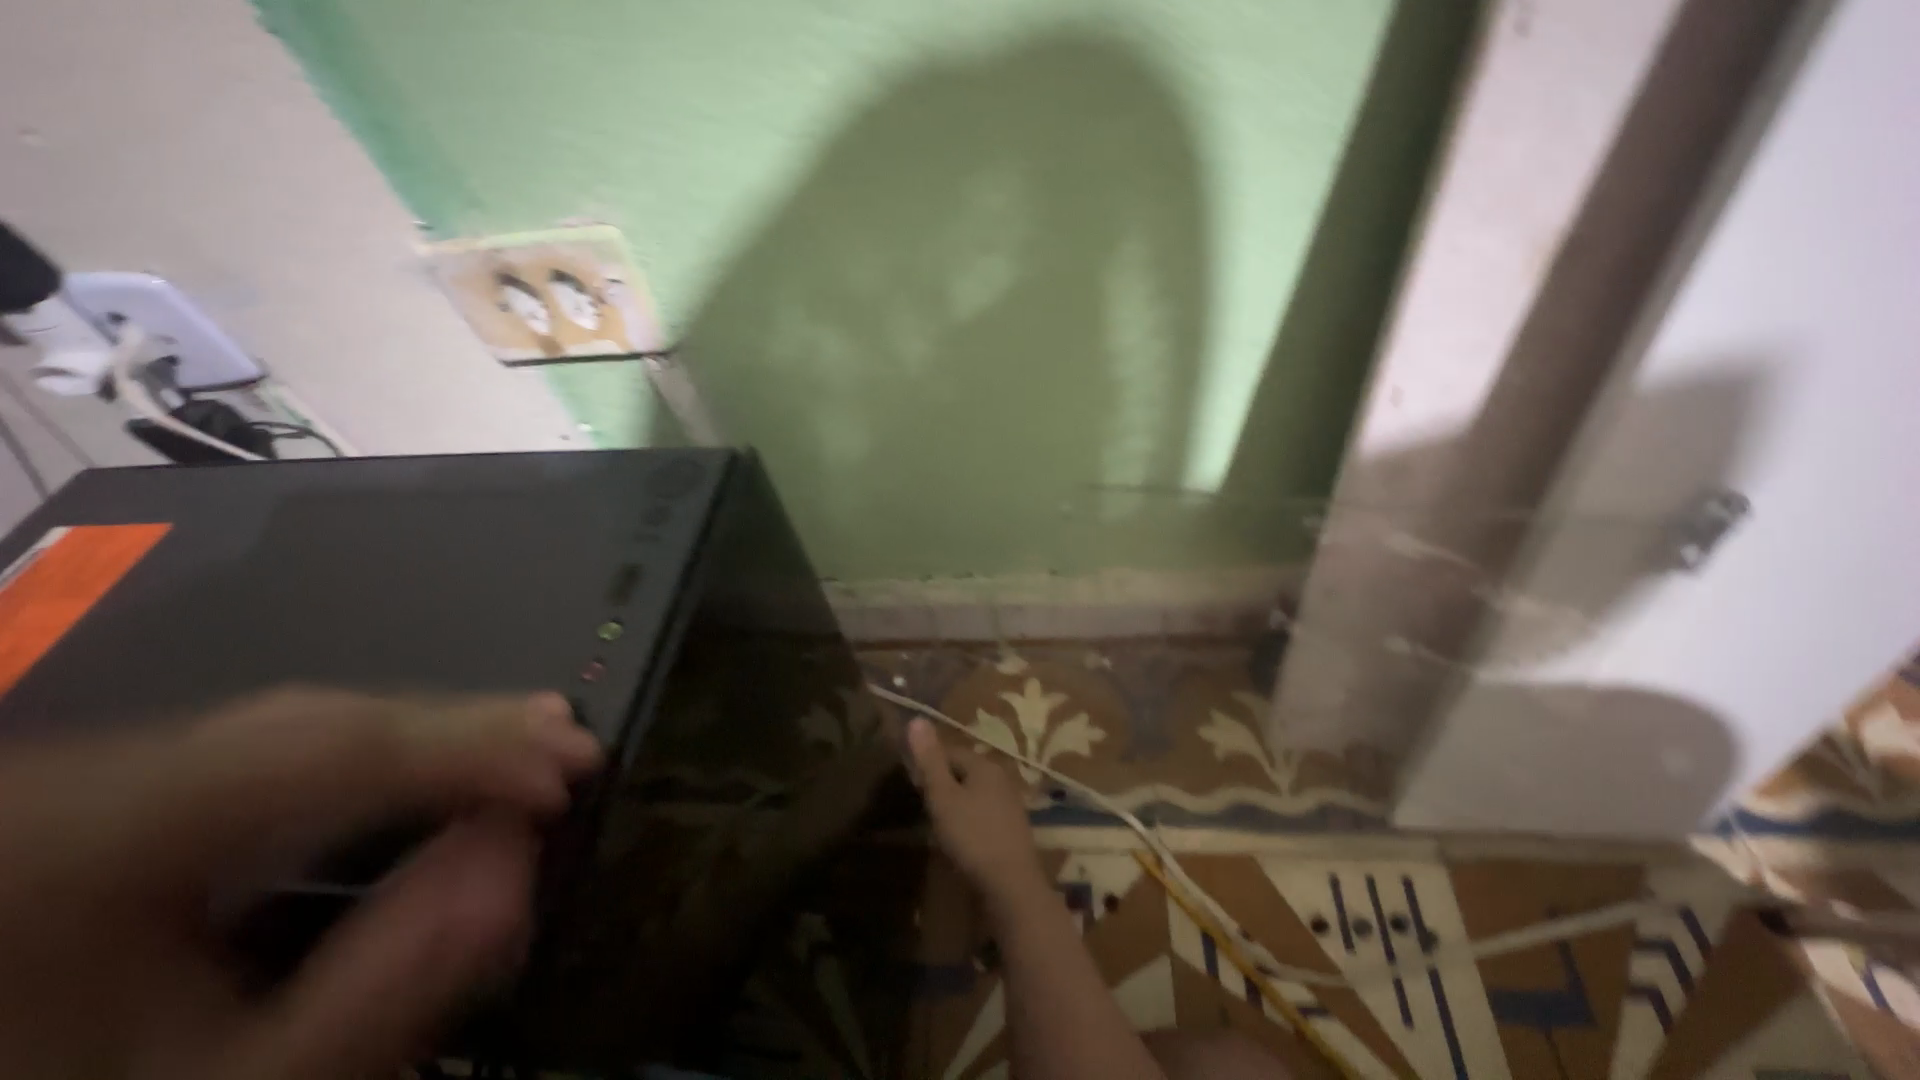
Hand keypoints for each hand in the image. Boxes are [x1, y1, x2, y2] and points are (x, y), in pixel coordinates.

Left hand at [0, 686, 601, 1079]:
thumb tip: (518, 859)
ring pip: (291, 727)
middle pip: (312, 722)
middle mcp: (77, 784)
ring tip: (528, 741)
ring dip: (425, 739)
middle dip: (460, 732)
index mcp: (87, 845)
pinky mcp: (111, 799)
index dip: (470, 751)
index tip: (572, 772)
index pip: (328, 753)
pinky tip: (429, 764)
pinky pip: (264, 753)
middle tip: (570, 743)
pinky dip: (367, 759)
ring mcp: (89, 784)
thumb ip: (390, 981)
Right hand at [904, 717, 1047, 907]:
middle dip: (943, 783)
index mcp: (985, 765)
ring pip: (975, 794)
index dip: (928, 763)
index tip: (911, 783)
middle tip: (922, 804)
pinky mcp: (1013, 828)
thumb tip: (917, 718)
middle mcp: (1002, 778)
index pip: (950, 751)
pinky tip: (960, 839)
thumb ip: (929, 761)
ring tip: (936, 823)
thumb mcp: (943, 797)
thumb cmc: (972, 836)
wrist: (1011, 884)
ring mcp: (1011, 804)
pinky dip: (969, 820)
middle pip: (964, 772)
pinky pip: (984, 813)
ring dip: (956, 804)